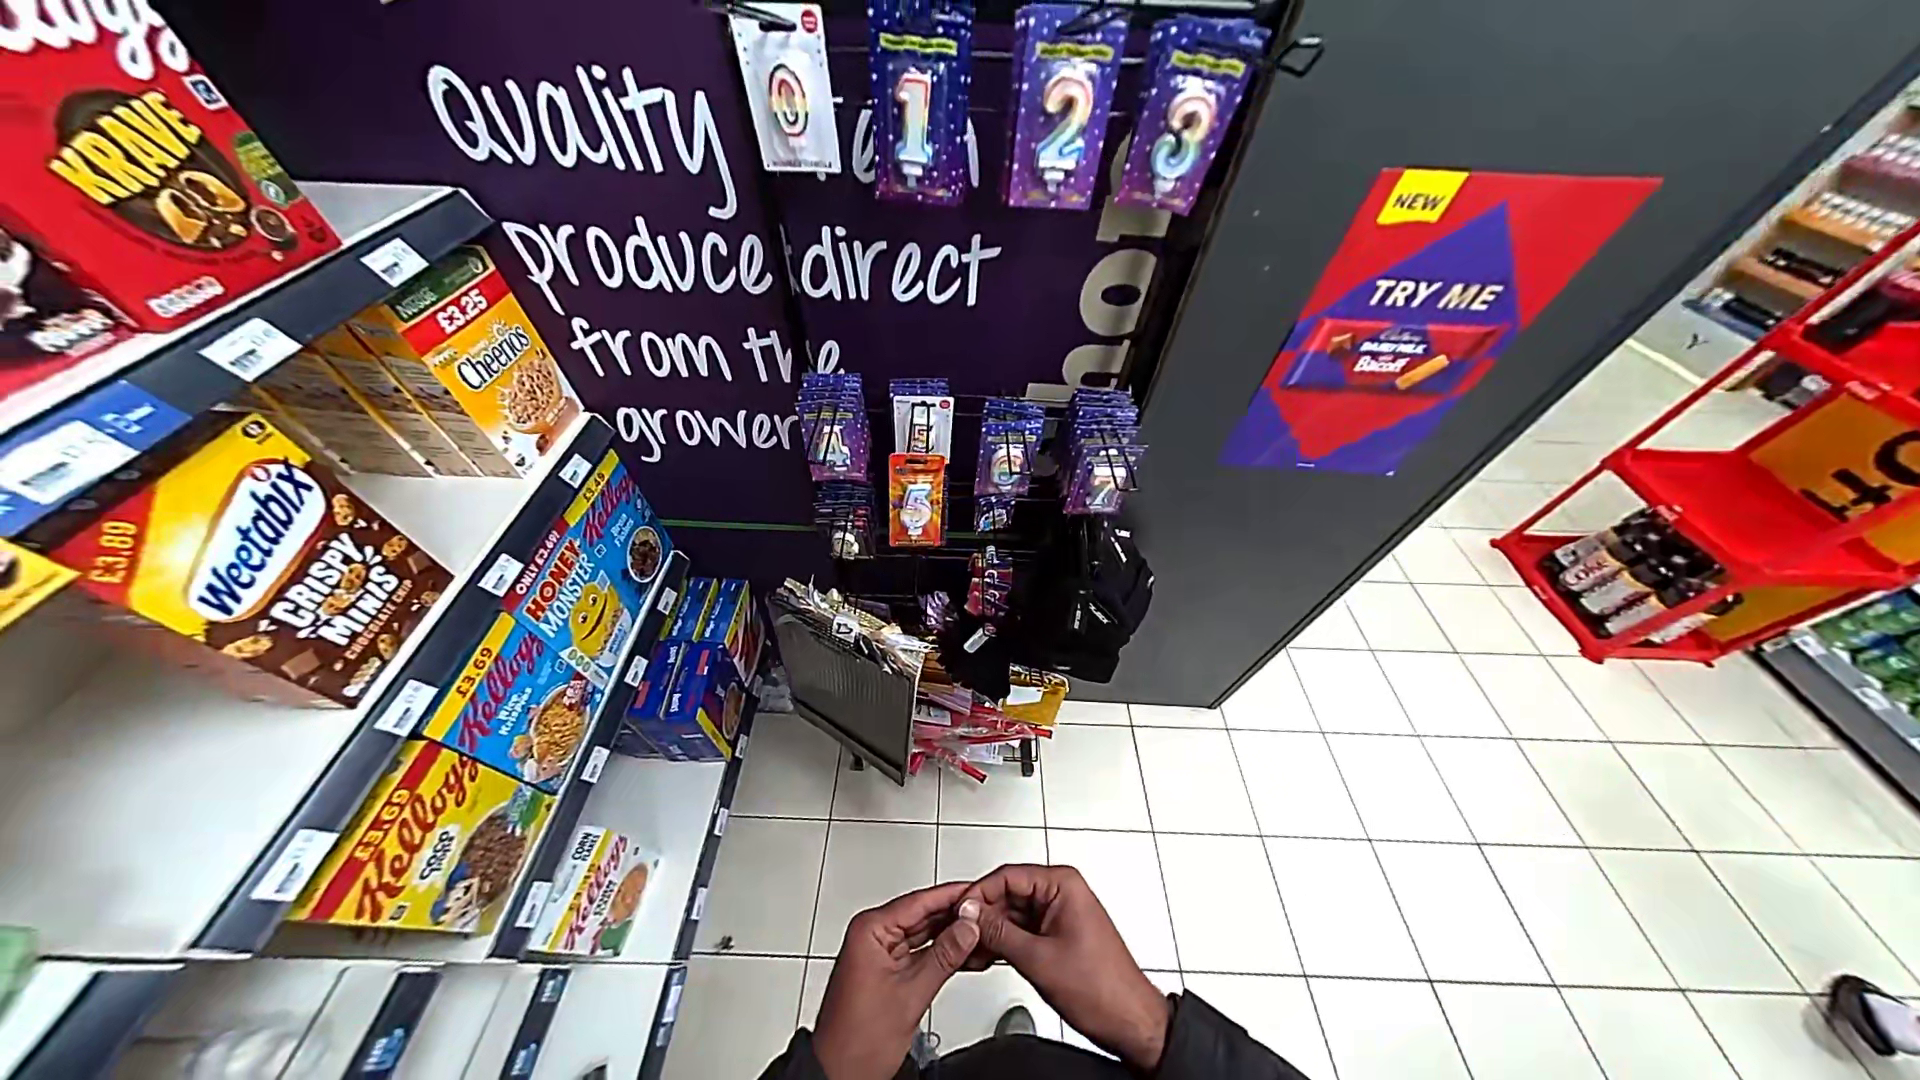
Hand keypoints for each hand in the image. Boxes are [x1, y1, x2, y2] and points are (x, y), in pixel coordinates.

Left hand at [812, 881, 981, 1079]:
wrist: (837, 1078)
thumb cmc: (855, 1042)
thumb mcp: (910, 995)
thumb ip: (944, 956)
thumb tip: (967, 927)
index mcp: (870, 930)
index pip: (919, 902)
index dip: (951, 895)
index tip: (976, 891)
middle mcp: (872, 935)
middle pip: (922, 915)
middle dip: (954, 916)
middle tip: (984, 914)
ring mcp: (879, 952)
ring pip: (923, 933)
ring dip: (950, 935)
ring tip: (979, 933)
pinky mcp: (886, 968)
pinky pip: (918, 951)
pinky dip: (940, 953)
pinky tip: (962, 953)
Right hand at [963, 864, 1171, 1070]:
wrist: (1130, 1022)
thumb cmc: (1104, 989)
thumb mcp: (1039, 958)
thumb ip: (1000, 932)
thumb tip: (972, 913)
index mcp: (1063, 884)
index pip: (1008, 875)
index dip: (979, 893)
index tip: (960, 911)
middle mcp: (1061, 892)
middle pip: (1008, 892)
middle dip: (983, 915)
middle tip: (961, 933)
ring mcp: (1059, 912)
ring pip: (1012, 912)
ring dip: (991, 931)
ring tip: (970, 949)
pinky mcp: (1056, 932)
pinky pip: (1022, 929)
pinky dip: (1004, 942)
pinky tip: (986, 956)